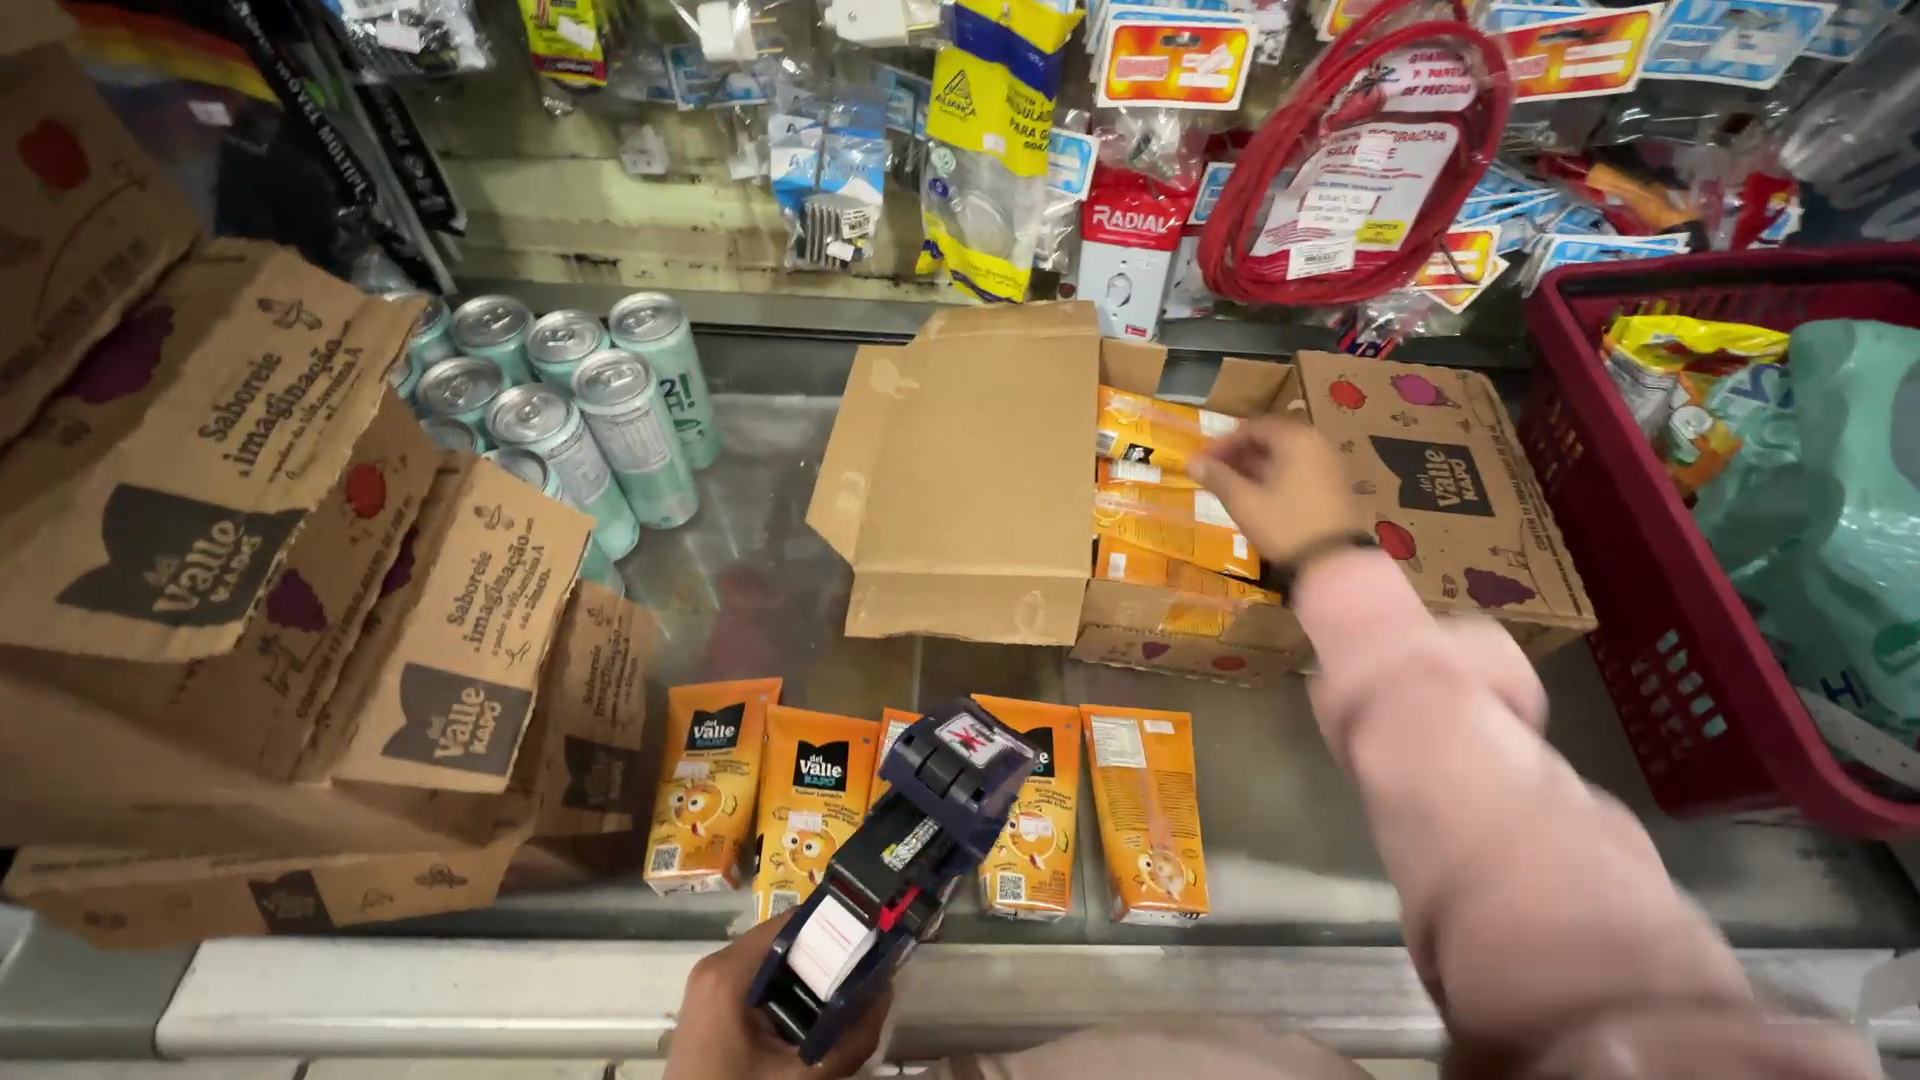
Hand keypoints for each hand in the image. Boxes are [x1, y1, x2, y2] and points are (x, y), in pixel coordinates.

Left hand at [664, 910, 892, 1079]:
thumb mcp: (802, 1078)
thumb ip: (851, 1037)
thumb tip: (886, 989)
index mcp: (729, 973)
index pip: (794, 923)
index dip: (836, 928)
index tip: (872, 942)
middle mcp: (716, 965)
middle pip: (786, 941)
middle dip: (827, 956)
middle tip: (865, 974)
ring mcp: (710, 984)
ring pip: (775, 961)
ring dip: (810, 976)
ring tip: (845, 999)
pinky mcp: (712, 1003)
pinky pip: (760, 980)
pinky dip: (789, 992)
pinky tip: (812, 1019)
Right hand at [1188, 415, 1365, 565]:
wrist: (1332, 562)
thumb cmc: (1283, 525)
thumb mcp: (1244, 502)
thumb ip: (1217, 477)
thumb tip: (1191, 461)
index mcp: (1295, 439)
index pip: (1252, 427)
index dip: (1223, 443)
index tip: (1203, 461)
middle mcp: (1316, 443)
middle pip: (1270, 438)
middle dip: (1238, 453)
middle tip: (1214, 472)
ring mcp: (1328, 464)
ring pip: (1283, 455)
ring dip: (1254, 466)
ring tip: (1230, 485)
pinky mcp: (1332, 484)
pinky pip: (1296, 469)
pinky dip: (1273, 476)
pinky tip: (1255, 495)